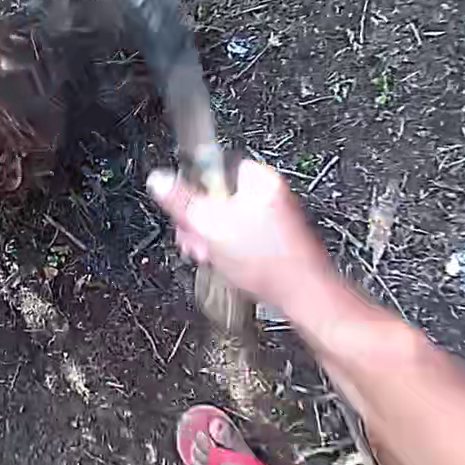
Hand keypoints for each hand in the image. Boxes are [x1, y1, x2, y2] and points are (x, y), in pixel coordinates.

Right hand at [147, 158, 338, 313]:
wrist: (306, 298)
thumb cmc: (270, 262)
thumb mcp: (210, 225)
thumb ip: (181, 200)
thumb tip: (158, 179)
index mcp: (258, 179)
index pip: (214, 166)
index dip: (194, 188)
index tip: (187, 205)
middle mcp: (269, 194)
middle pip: (217, 195)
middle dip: (200, 219)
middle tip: (196, 236)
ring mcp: (274, 218)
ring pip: (226, 219)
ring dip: (211, 237)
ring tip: (208, 254)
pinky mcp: (276, 241)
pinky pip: (241, 235)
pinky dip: (229, 248)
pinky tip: (224, 263)